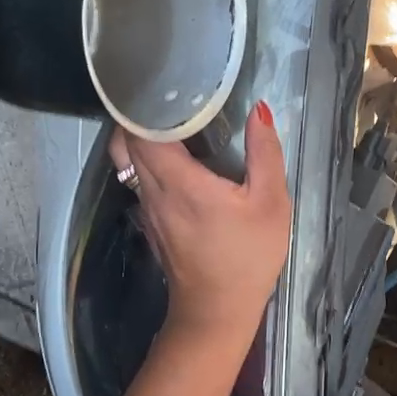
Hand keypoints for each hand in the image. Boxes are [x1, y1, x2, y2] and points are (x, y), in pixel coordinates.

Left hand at [107, 102, 291, 348]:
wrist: (216, 312)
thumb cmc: (246, 258)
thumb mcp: (271, 204)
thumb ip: (265, 154)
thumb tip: (259, 110)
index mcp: (178, 181)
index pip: (142, 131)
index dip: (144, 104)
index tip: (163, 83)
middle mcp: (152, 190)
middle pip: (126, 141)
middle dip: (138, 114)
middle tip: (166, 93)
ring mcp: (146, 208)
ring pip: (127, 161)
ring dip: (138, 136)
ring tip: (167, 118)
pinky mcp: (150, 221)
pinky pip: (137, 178)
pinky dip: (145, 159)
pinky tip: (172, 154)